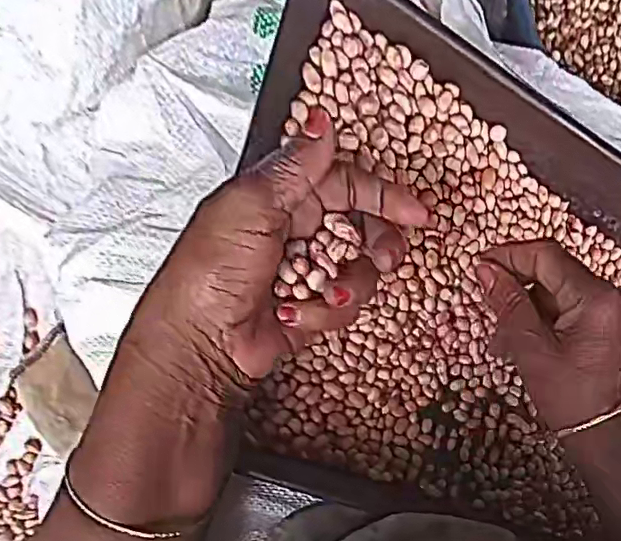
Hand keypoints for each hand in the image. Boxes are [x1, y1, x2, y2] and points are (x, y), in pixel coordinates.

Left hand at [121, 109, 427, 400]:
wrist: (203, 337)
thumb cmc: (212, 270)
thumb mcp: (252, 205)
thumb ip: (295, 167)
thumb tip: (320, 122)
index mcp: (284, 197)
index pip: (347, 184)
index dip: (384, 196)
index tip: (417, 213)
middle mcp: (301, 232)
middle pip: (364, 229)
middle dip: (379, 247)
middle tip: (385, 260)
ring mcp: (311, 272)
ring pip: (360, 274)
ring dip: (346, 288)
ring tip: (321, 296)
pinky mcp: (315, 308)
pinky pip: (345, 308)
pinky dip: (325, 314)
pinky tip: (295, 313)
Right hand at [470, 240, 620, 431]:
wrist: (592, 429)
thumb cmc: (566, 395)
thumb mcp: (531, 348)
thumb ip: (509, 304)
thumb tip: (485, 269)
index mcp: (593, 296)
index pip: (546, 255)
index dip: (509, 255)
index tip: (479, 266)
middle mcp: (602, 294)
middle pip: (549, 269)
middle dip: (513, 283)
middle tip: (484, 299)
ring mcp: (599, 308)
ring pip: (549, 289)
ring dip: (520, 305)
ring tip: (500, 335)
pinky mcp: (592, 323)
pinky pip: (557, 307)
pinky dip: (533, 318)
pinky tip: (514, 340)